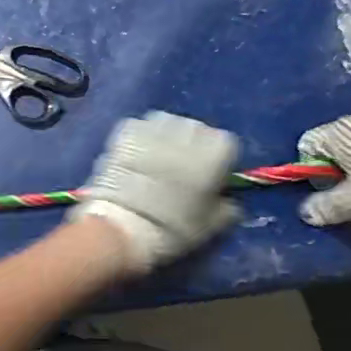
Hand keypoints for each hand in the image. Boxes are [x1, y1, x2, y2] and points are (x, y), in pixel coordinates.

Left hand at [69, 112, 241, 270]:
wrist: (124, 224)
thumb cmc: (173, 226)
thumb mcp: (212, 224)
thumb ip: (226, 206)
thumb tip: (226, 201)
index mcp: (219, 149)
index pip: (224, 145)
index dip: (213, 162)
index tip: (204, 177)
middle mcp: (191, 130)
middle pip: (194, 130)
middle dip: (187, 146)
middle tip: (175, 168)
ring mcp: (156, 128)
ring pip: (164, 124)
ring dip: (161, 138)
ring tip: (152, 158)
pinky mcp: (126, 132)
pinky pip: (136, 127)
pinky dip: (136, 138)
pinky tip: (132, 154)